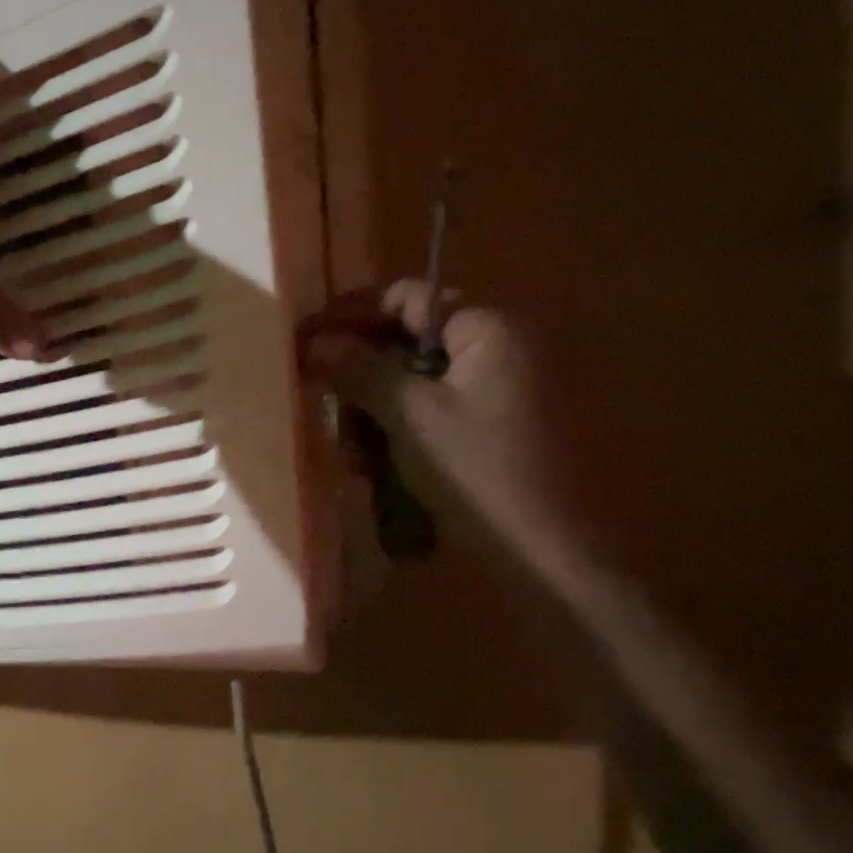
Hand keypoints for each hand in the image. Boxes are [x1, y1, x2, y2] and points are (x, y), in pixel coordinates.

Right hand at [303, 279, 558, 539]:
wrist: (543, 554)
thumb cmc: (477, 472)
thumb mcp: (410, 416)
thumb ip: (360, 369)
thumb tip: (315, 339)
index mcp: (490, 330)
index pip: (410, 297)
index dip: (353, 314)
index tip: (308, 340)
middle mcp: (500, 350)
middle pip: (411, 340)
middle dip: (362, 370)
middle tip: (322, 396)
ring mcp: (500, 393)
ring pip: (417, 382)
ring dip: (376, 408)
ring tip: (350, 448)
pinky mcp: (495, 430)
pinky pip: (435, 413)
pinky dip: (401, 431)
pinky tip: (376, 466)